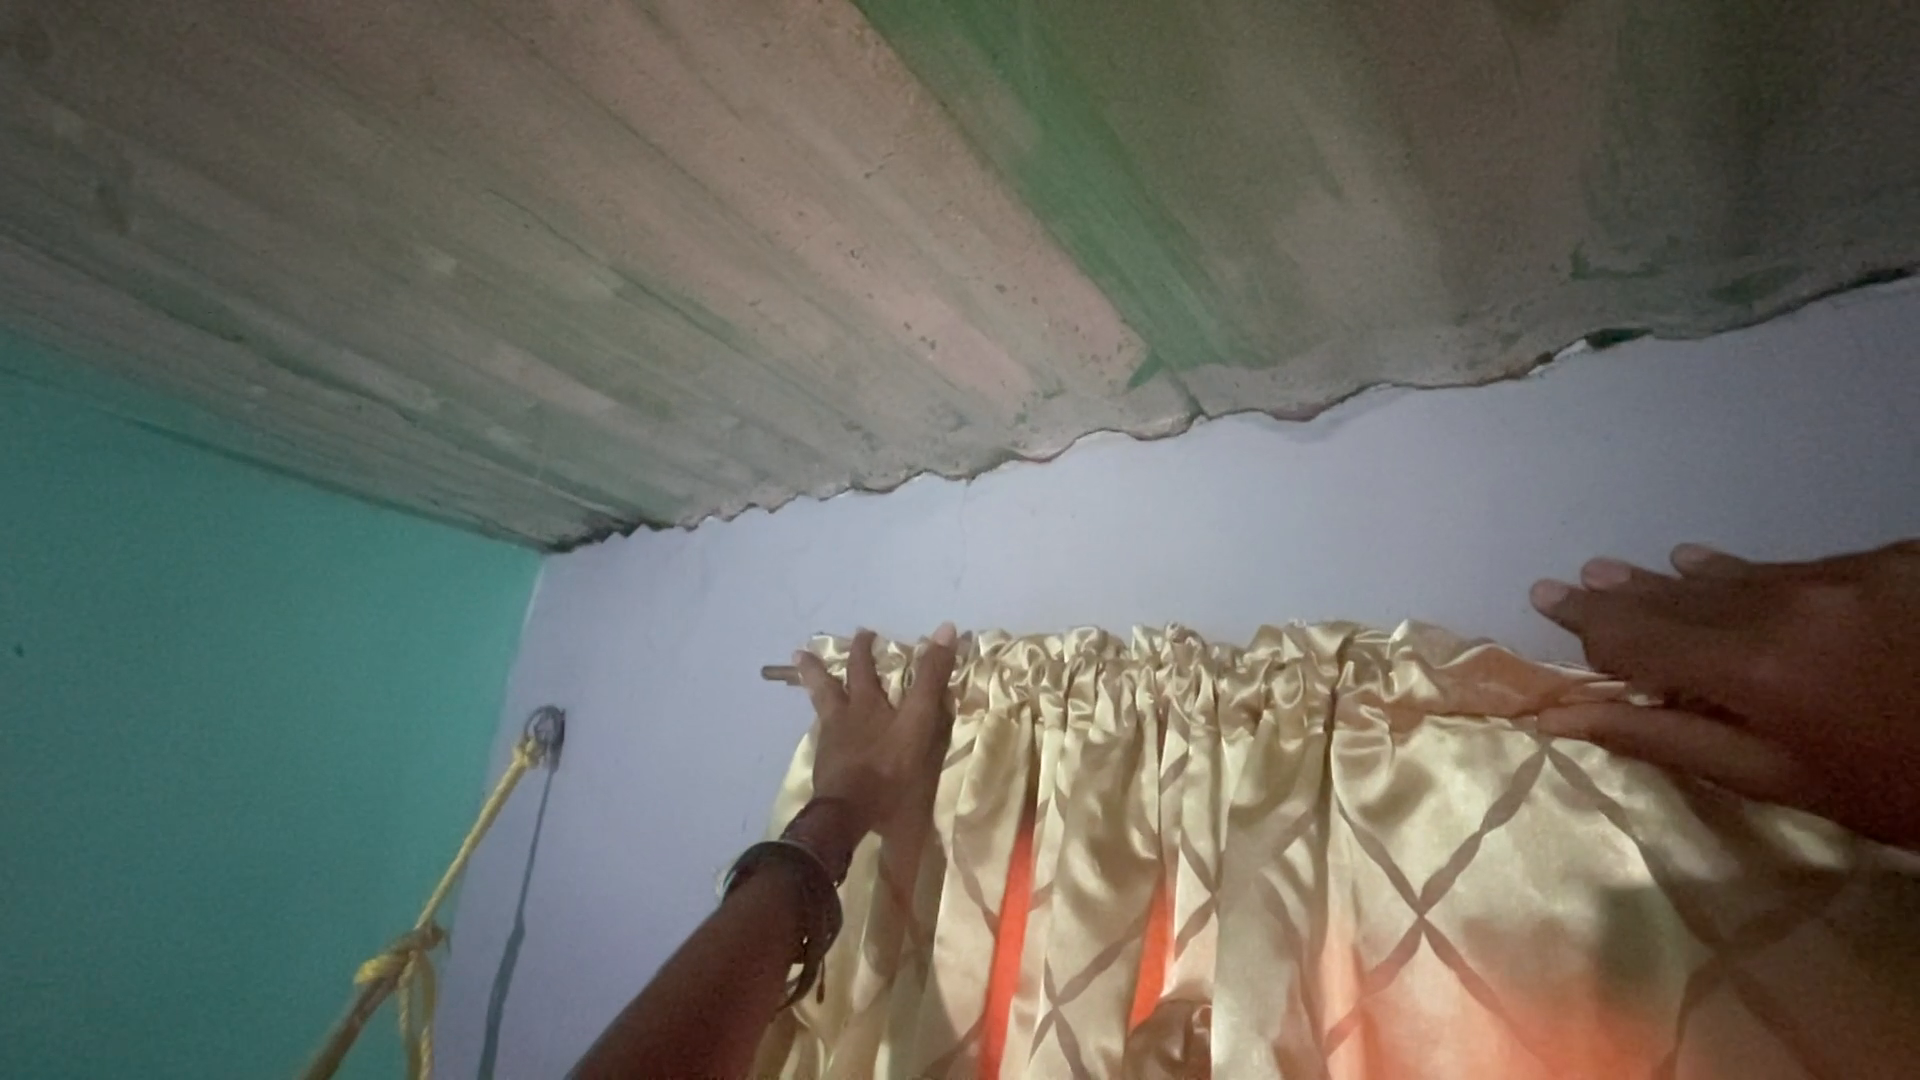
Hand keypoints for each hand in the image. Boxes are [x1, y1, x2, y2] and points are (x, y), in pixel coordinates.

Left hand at [795, 624, 958, 840]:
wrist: (849, 813)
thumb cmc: (887, 767)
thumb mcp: (917, 719)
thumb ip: (930, 678)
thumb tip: (946, 629)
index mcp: (864, 704)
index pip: (863, 667)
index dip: (865, 648)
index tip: (864, 632)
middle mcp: (841, 718)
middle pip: (825, 686)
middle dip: (818, 667)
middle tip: (802, 652)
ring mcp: (830, 744)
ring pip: (818, 711)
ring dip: (811, 693)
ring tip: (801, 683)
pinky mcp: (826, 769)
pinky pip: (822, 739)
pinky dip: (822, 729)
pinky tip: (823, 733)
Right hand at [1529, 540, 1919, 846]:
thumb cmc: (1912, 787)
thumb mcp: (1788, 779)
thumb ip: (1667, 738)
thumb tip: (1558, 717)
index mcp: (1752, 667)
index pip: (1634, 633)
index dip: (1587, 619)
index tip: (1547, 597)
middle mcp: (1788, 606)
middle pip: (1678, 595)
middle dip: (1626, 593)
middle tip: (1580, 579)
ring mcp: (1850, 575)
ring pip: (1737, 576)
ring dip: (1683, 579)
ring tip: (1645, 570)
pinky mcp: (1901, 561)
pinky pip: (1801, 569)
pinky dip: (1757, 578)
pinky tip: (1726, 570)